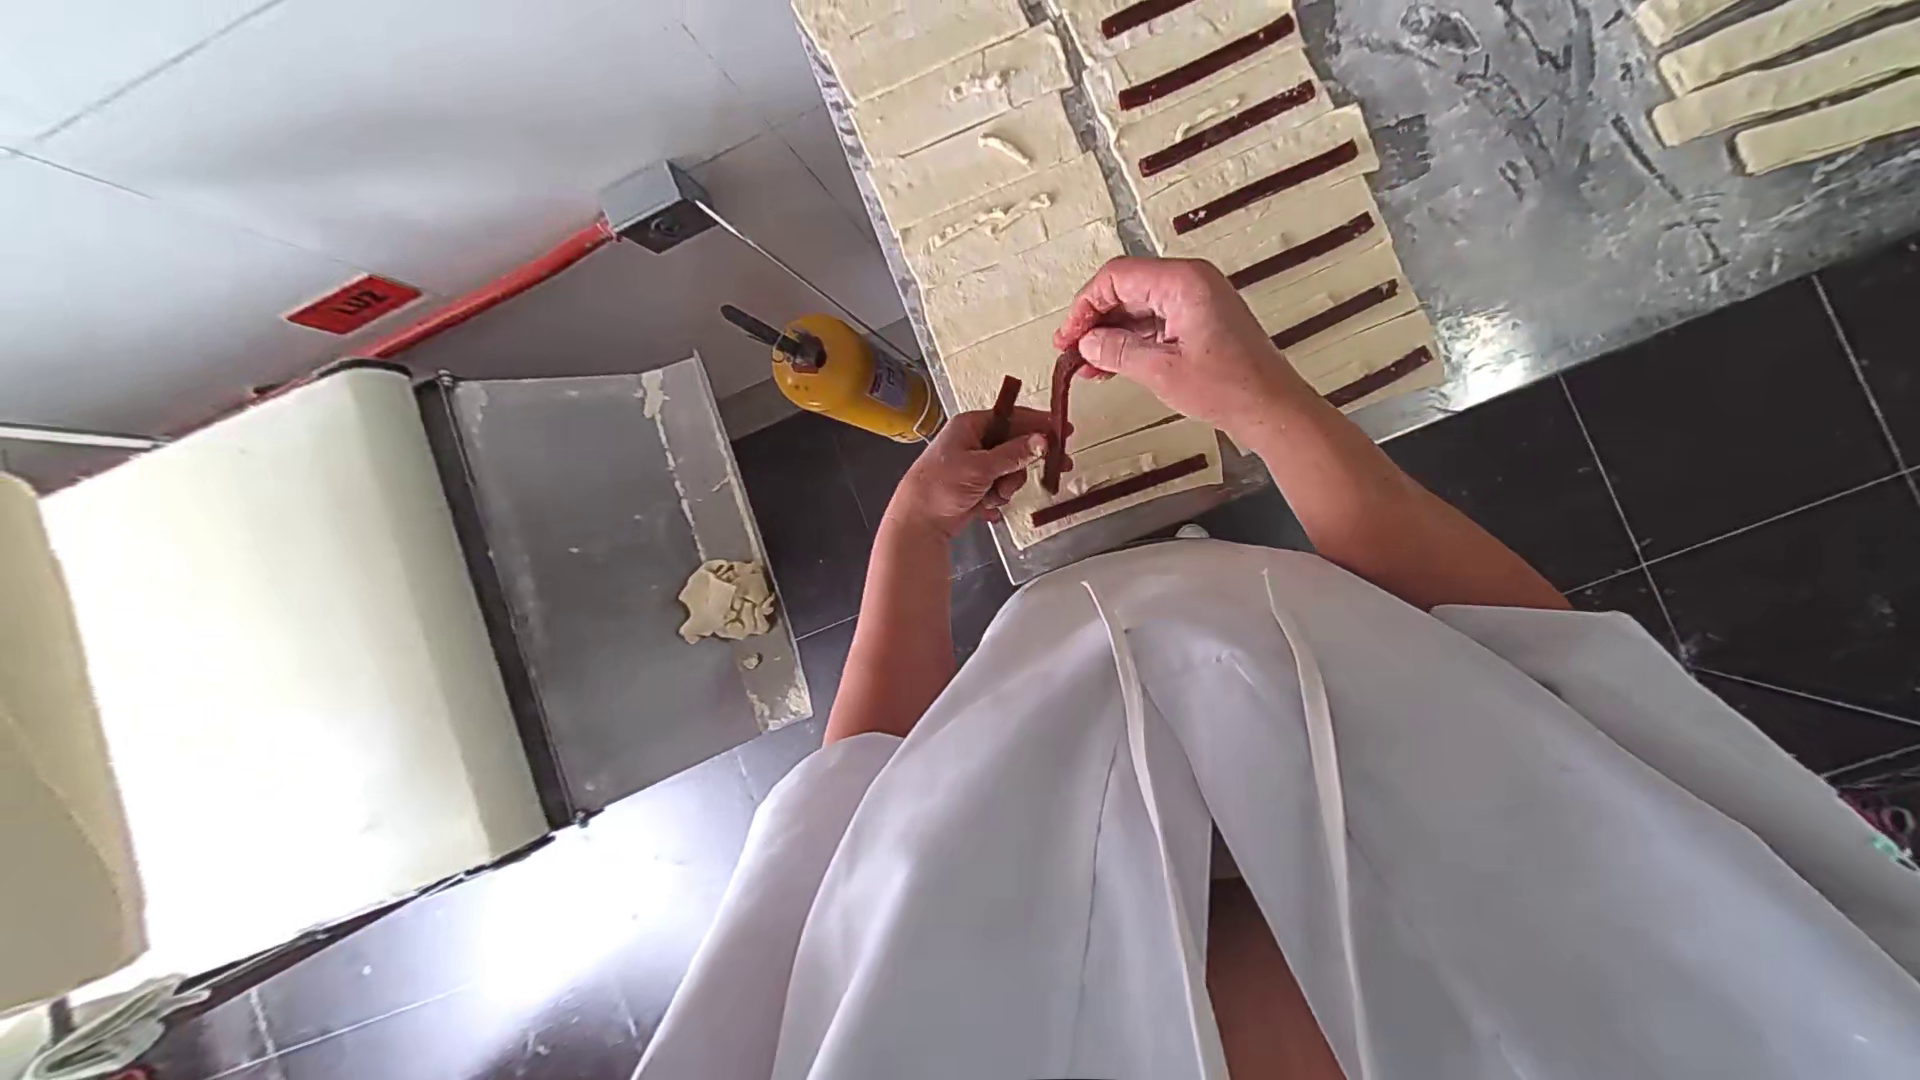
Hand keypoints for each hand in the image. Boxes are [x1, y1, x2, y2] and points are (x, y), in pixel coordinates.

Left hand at [883, 406, 1060, 538]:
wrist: (919, 521)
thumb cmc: (941, 486)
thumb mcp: (981, 467)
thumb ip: (1014, 453)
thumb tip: (1042, 440)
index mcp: (971, 425)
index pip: (1013, 417)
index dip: (1039, 424)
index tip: (1064, 431)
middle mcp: (974, 441)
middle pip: (1015, 445)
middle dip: (1024, 464)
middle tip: (1058, 467)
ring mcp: (975, 464)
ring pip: (1011, 470)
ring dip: (1008, 485)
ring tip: (995, 495)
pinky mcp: (976, 485)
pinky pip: (1000, 486)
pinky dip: (998, 496)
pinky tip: (986, 505)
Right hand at [1053, 256, 1315, 439]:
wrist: (1268, 406)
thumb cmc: (1229, 387)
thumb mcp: (1161, 371)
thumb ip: (1117, 352)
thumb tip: (1086, 343)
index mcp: (1183, 283)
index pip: (1117, 277)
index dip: (1085, 306)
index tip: (1068, 335)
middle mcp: (1189, 283)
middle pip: (1124, 289)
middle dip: (1093, 320)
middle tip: (1070, 350)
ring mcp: (1193, 301)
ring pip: (1134, 308)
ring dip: (1107, 334)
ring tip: (1084, 364)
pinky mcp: (1195, 320)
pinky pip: (1150, 323)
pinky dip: (1127, 342)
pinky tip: (1107, 365)